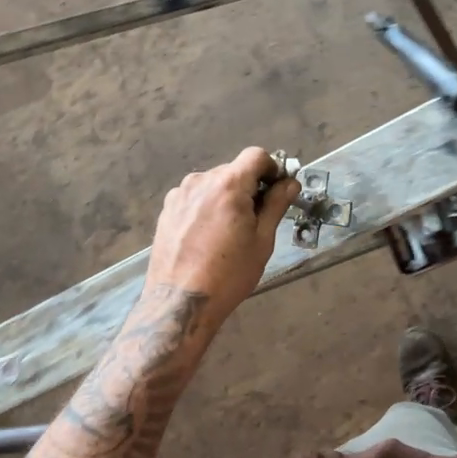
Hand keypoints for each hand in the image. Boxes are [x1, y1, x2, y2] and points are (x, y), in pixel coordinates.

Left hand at [144, 147, 299, 325]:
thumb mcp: (262, 241)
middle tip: (256, 219)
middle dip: (249, 187)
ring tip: (228, 232)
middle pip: (234, 171)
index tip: (277, 190)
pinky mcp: (166, 209)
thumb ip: (276, 205)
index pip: (257, 155)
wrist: (180, 302)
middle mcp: (201, 180)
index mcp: (229, 184)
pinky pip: (195, 198)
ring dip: (226, 197)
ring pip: (213, 184)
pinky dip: (206, 207)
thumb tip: (290, 183)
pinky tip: (207, 237)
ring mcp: (180, 194)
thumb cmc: (229, 273)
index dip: (272, 169)